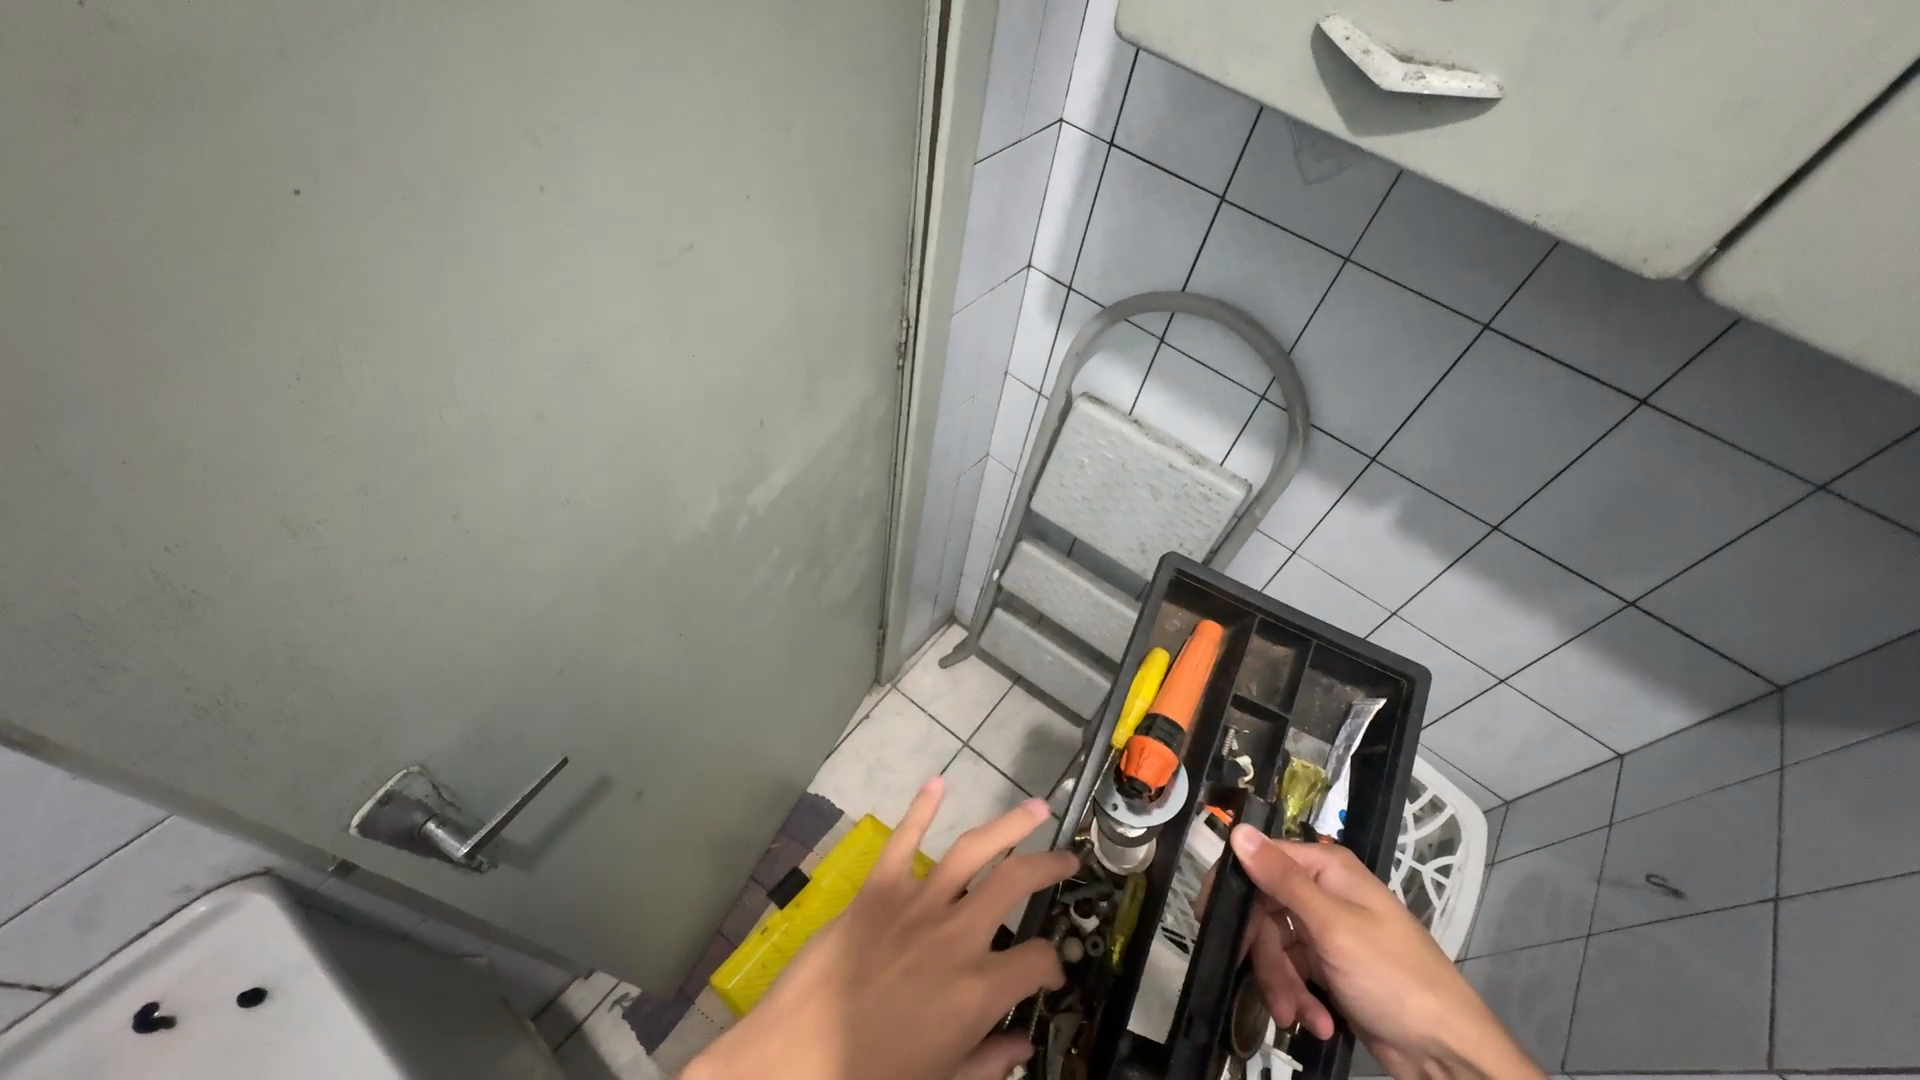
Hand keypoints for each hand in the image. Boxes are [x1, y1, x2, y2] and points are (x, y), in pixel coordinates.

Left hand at [686, 778, 1079, 1079]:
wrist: (794, 1059)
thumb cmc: (871, 1077)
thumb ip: (989, 1063)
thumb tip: (1021, 1048)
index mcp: (978, 990)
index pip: (1038, 960)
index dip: (1052, 965)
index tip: (1048, 972)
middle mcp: (956, 936)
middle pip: (1017, 883)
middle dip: (1050, 866)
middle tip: (1068, 859)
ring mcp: (915, 906)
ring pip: (972, 850)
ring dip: (1009, 824)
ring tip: (1037, 808)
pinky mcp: (876, 892)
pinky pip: (901, 842)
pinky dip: (919, 810)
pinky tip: (936, 784)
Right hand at [1229, 827, 1541, 1079]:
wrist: (1447, 1053)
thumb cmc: (1394, 979)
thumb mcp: (1332, 927)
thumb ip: (1282, 879)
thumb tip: (1238, 831)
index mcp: (1327, 868)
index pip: (1260, 859)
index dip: (1232, 888)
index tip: (1209, 919)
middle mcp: (1324, 892)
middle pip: (1263, 910)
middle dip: (1265, 956)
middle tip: (1274, 991)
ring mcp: (1326, 930)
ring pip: (1274, 946)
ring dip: (1282, 985)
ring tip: (1300, 1017)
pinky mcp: (1329, 966)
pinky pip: (1293, 971)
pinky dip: (1298, 997)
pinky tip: (1315, 1020)